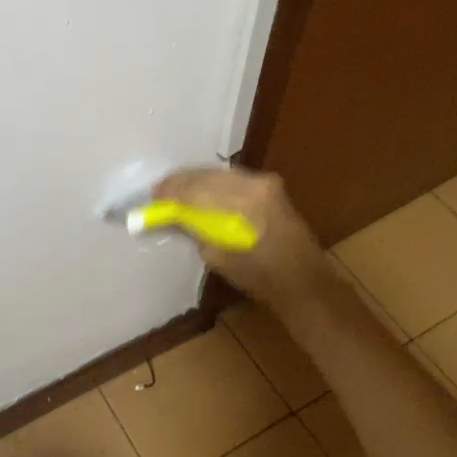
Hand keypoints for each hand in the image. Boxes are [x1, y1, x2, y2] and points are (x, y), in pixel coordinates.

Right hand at [153, 166, 334, 307]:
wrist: (303, 283)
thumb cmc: (260, 276)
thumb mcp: (217, 256)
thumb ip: (194, 230)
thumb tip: (173, 217)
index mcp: (243, 199)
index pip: (197, 187)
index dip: (171, 191)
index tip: (153, 198)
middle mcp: (255, 182)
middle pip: (208, 175)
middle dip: (181, 183)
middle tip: (160, 193)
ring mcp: (265, 183)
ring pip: (219, 174)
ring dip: (196, 182)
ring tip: (176, 193)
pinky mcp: (270, 188)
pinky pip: (232, 180)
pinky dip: (213, 185)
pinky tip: (200, 194)